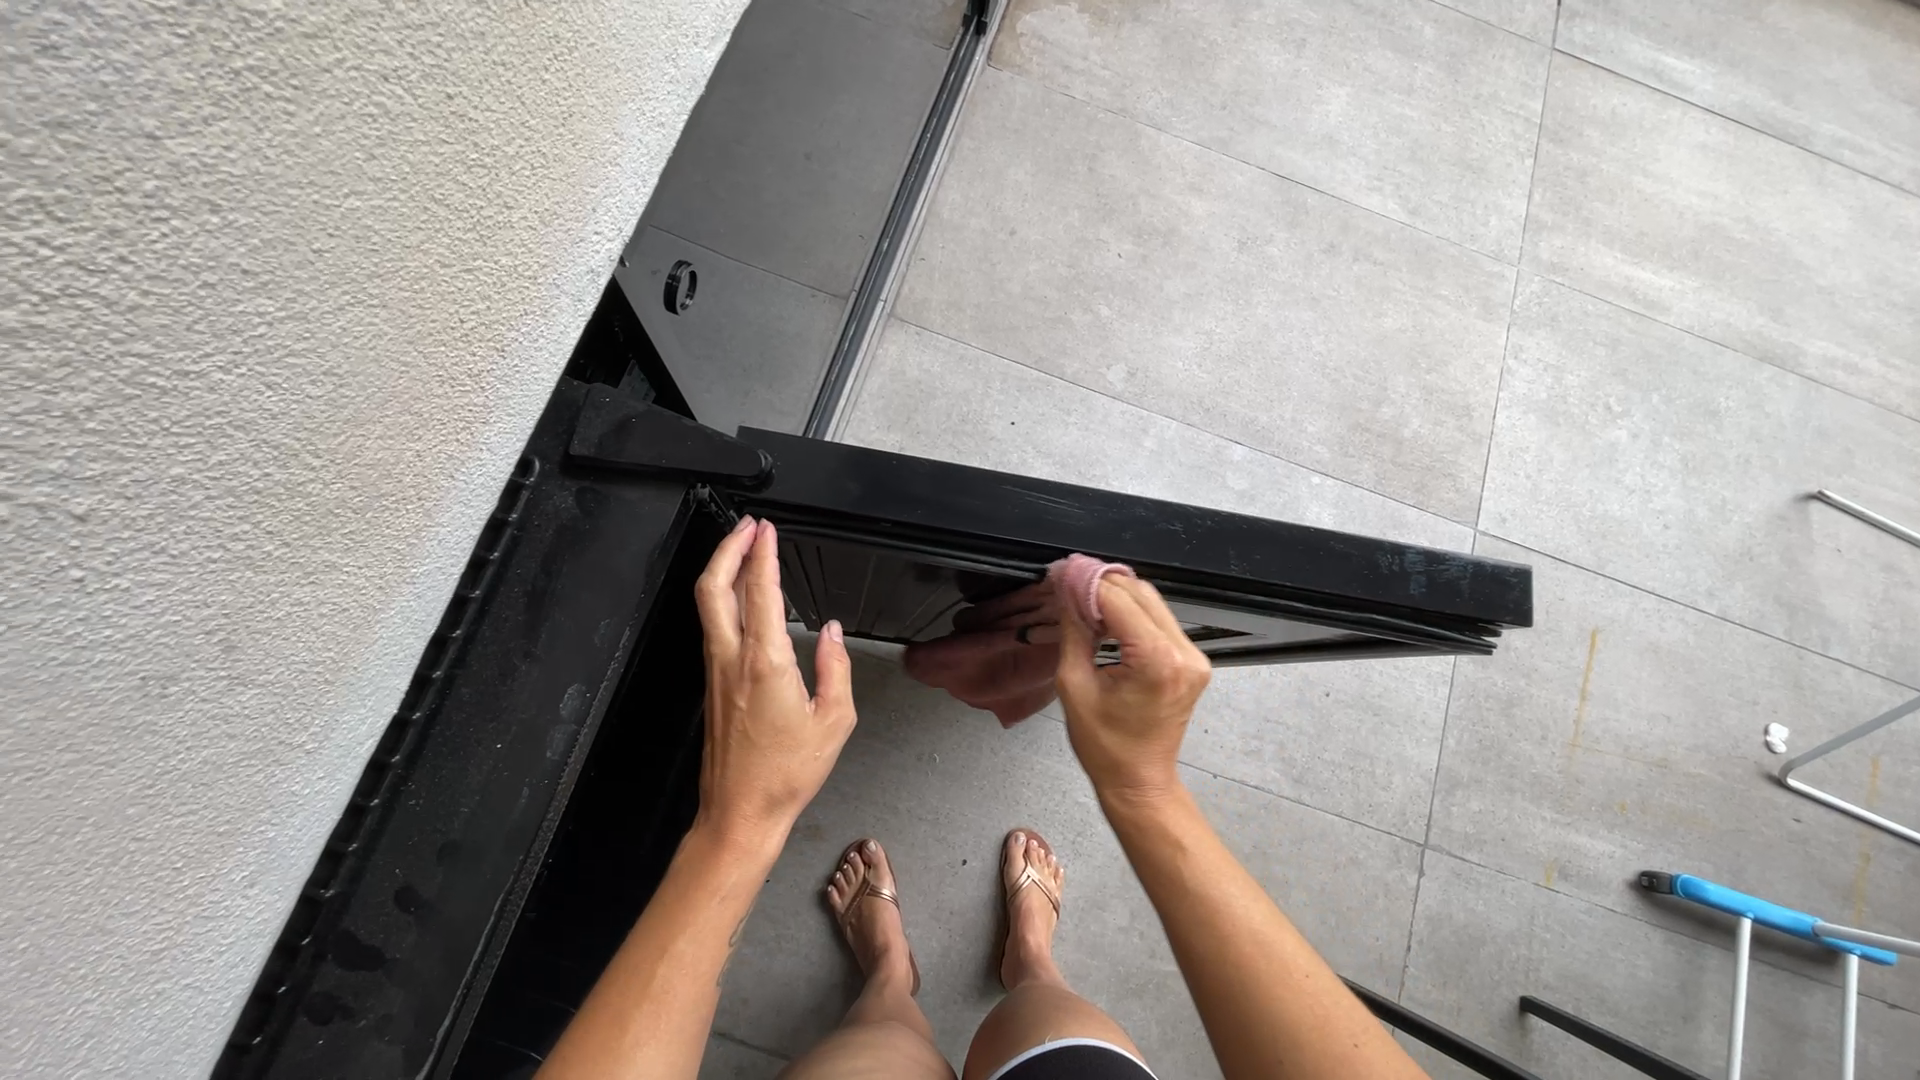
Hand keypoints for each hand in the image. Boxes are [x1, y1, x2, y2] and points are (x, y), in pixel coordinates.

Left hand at [694, 516, 855, 845]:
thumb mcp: (834, 720)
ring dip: (722, 570)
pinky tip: (741, 599)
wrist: (740, 812)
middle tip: (746, 527)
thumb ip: (837, 668)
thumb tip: (833, 633)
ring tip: (742, 551)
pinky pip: (713, 627)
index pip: (760, 591)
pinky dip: (723, 599)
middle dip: (728, 548)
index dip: (762, 554)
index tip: (767, 530)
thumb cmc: (786, 773)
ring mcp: (716, 672)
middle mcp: (732, 661)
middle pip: (714, 588)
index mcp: (765, 664)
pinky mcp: (712, 685)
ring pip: (708, 606)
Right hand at [1055, 575, 1210, 803]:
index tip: (1061, 574)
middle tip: (1068, 581)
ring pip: (1152, 602)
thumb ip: (1074, 632)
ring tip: (1083, 599)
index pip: (1118, 600)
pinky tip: (1106, 618)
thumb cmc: (1104, 746)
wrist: (1139, 780)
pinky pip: (1160, 621)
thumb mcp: (1073, 686)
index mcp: (1156, 661)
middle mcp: (1183, 654)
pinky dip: (1132, 612)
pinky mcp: (1193, 661)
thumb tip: (1067, 592)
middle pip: (1140, 593)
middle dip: (1102, 584)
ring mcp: (1194, 657)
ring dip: (1117, 595)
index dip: (1087, 583)